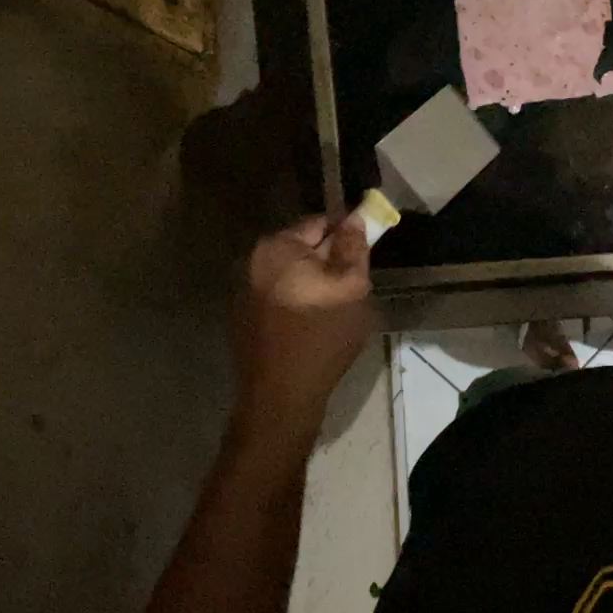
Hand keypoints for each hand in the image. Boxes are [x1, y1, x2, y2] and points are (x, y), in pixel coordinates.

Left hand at [233, 214, 373, 416]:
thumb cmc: (321, 335)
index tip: (366, 258)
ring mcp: (245, 291)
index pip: (321, 223)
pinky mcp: (246, 318)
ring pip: (294, 276)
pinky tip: (314, 330)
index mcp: (277, 247)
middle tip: (355, 290)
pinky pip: (281, 298)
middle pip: (305, 250)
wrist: (281, 394)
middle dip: (331, 263)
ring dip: (316, 285)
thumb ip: (354, 248)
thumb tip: (355, 218)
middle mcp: (254, 261)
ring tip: (337, 313)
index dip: (349, 236)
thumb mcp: (351, 287)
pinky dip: (299, 304)